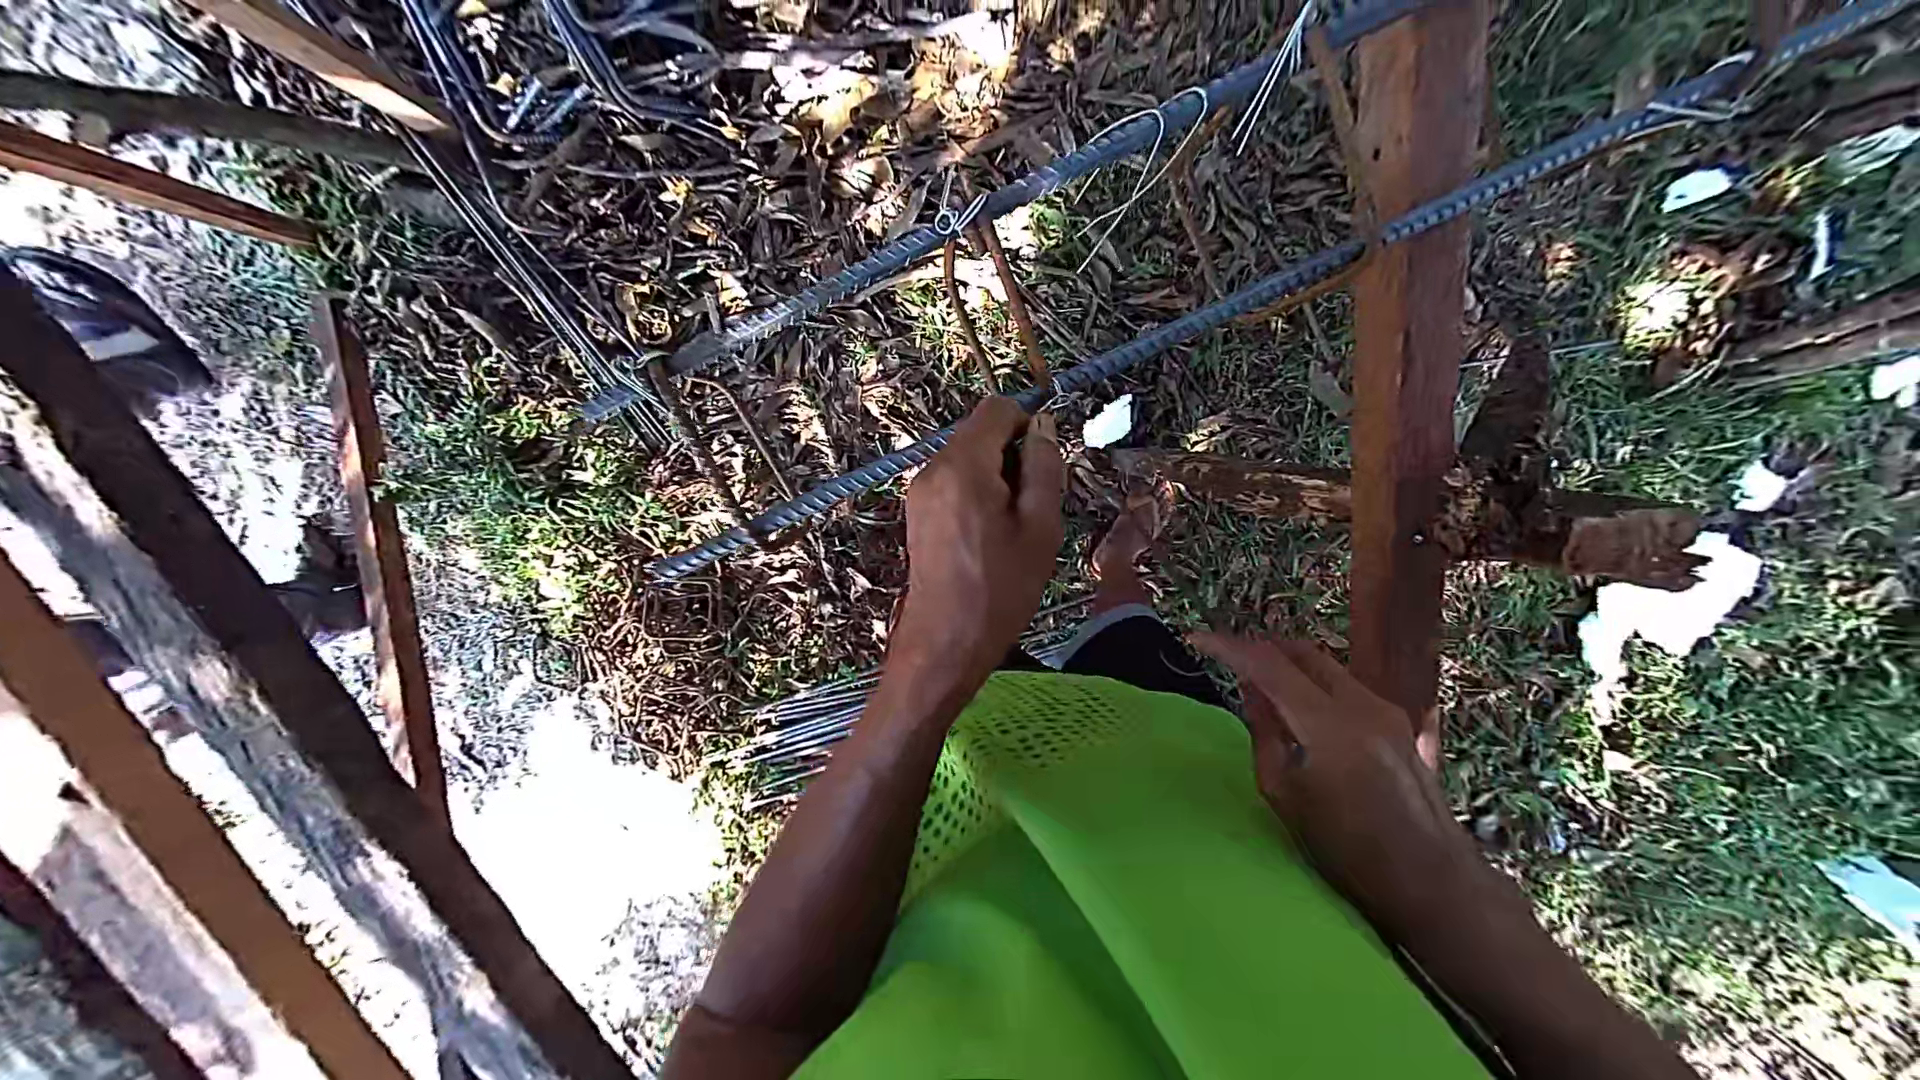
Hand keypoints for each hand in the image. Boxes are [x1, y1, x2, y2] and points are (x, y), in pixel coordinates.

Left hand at [890, 397, 1062, 695]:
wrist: (946, 641)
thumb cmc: (1000, 589)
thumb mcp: (1040, 527)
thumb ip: (1044, 467)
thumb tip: (1042, 426)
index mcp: (963, 467)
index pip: (996, 409)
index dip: (1027, 425)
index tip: (1041, 466)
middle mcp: (932, 470)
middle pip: (980, 432)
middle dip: (1012, 455)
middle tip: (1030, 505)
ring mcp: (920, 491)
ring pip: (968, 457)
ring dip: (996, 476)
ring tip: (1010, 527)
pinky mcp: (917, 511)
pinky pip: (954, 481)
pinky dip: (977, 492)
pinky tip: (988, 534)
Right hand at [1187, 634, 1477, 936]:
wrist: (1432, 882)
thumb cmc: (1346, 849)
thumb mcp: (1284, 793)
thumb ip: (1264, 732)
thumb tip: (1251, 689)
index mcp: (1329, 725)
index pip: (1267, 664)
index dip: (1227, 646)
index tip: (1196, 639)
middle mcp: (1362, 704)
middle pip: (1300, 651)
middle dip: (1258, 646)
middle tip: (1225, 655)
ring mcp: (1385, 710)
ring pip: (1324, 664)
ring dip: (1285, 663)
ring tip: (1254, 678)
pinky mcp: (1397, 721)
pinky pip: (1342, 683)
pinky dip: (1310, 680)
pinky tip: (1294, 702)